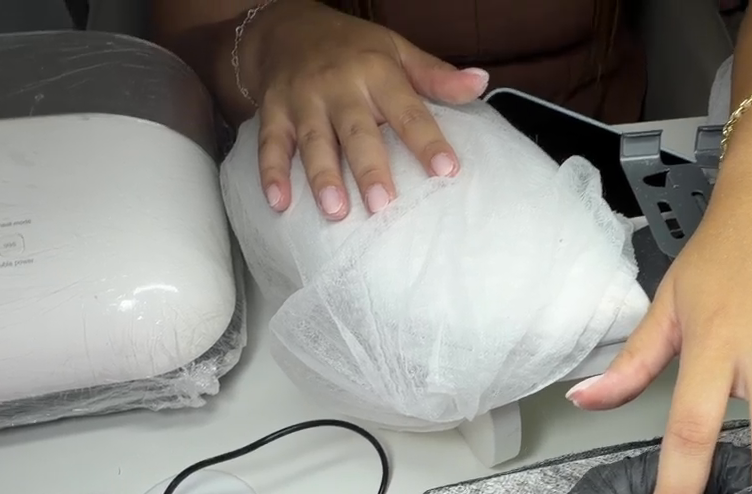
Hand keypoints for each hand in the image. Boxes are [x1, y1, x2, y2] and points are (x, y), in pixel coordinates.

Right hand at [238, 0, 488, 216]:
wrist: (282, 25)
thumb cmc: (353, 50)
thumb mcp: (396, 52)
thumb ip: (435, 77)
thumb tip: (481, 82)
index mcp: (376, 72)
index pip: (407, 110)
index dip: (427, 141)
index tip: (447, 170)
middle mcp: (338, 86)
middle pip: (356, 131)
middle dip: (369, 168)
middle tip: (382, 205)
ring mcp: (303, 100)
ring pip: (313, 141)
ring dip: (322, 177)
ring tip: (336, 211)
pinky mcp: (273, 112)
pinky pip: (270, 144)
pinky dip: (271, 174)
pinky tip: (279, 204)